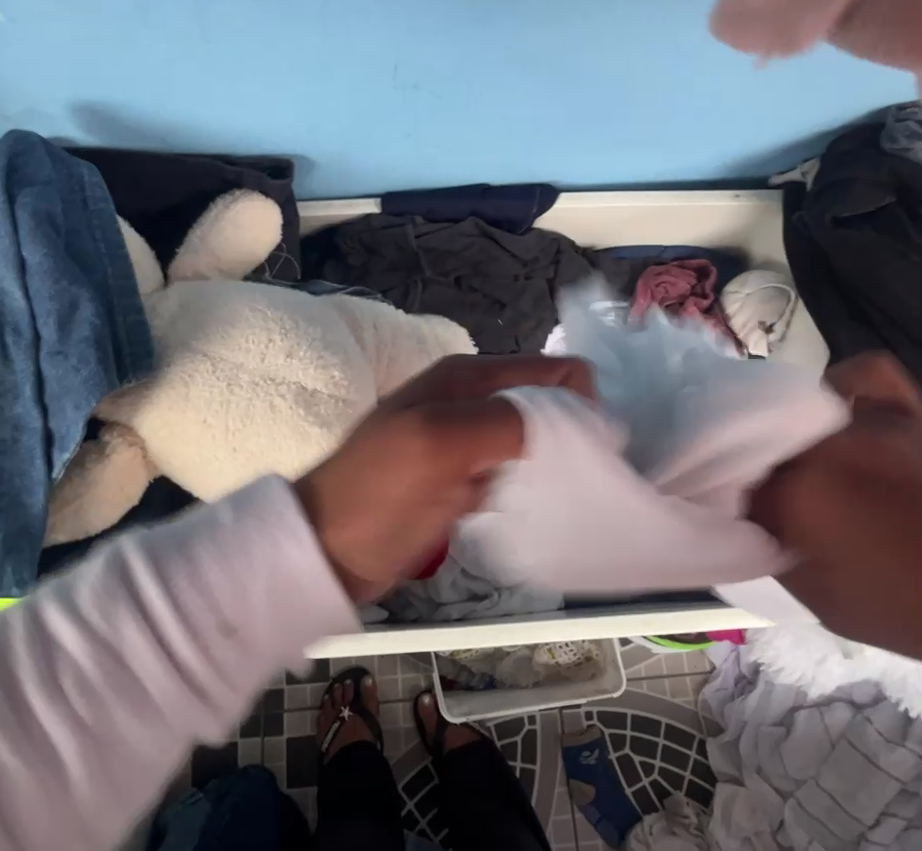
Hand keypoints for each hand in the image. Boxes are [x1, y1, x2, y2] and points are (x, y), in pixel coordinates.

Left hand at [295, 354, 594, 602]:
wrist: (326, 550)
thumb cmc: (378, 493)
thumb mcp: (440, 443)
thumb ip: (506, 422)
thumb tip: (572, 425)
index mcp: (468, 377)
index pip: (555, 371)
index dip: (583, 406)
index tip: (595, 454)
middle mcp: (471, 399)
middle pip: (549, 404)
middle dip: (574, 437)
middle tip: (582, 483)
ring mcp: (465, 440)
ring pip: (536, 441)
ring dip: (554, 466)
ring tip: (561, 499)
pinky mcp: (462, 478)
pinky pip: (514, 473)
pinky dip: (529, 488)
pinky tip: (528, 511)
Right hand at [750, 352, 921, 678]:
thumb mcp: (829, 606)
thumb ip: (775, 555)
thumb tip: (751, 523)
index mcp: (803, 497)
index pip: (732, 485)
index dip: (730, 505)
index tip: (740, 525)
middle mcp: (829, 445)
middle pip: (757, 443)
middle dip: (755, 472)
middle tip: (771, 505)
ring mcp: (874, 421)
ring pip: (795, 408)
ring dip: (784, 434)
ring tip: (799, 466)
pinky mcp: (913, 413)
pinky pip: (862, 375)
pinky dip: (840, 386)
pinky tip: (839, 416)